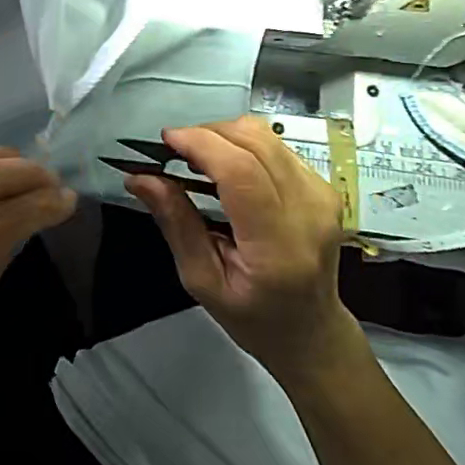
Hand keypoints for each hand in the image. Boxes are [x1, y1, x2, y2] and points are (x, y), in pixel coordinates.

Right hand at [125, 116, 362, 384]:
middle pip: (255, 141)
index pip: (241, 171)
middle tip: (176, 152)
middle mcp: (308, 209)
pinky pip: (277, 146)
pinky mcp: (324, 186)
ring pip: (266, 136)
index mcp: (278, 243)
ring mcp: (321, 194)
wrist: (311, 331)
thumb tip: (141, 178)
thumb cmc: (253, 317)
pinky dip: (245, 146)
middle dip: (208, 133)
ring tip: (199, 159)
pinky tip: (228, 169)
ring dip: (225, 136)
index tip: (166, 141)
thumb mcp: (202, 281)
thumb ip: (176, 224)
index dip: (201, 144)